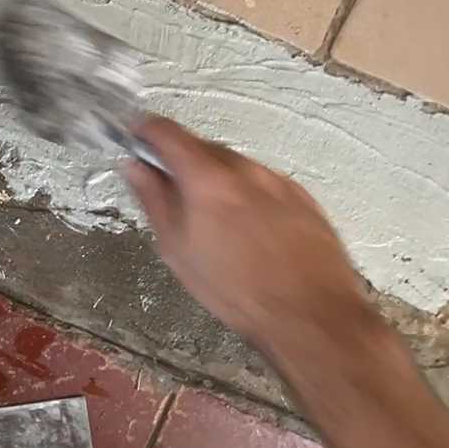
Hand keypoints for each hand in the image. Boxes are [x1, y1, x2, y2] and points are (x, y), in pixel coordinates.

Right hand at [126, 117, 373, 350]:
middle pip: (201, 147)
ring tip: (214, 222)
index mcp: (206, 178)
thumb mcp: (176, 248)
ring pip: (233, 166)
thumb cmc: (236, 288)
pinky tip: (248, 230)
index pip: (166, 131)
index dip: (145, 132)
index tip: (136, 142)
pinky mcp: (304, 197)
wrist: (312, 316)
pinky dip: (246, 194)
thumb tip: (136, 168)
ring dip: (215, 180)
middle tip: (173, 195)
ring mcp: (278, 181)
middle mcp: (244, 169)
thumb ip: (154, 199)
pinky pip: (263, 183)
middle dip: (181, 163)